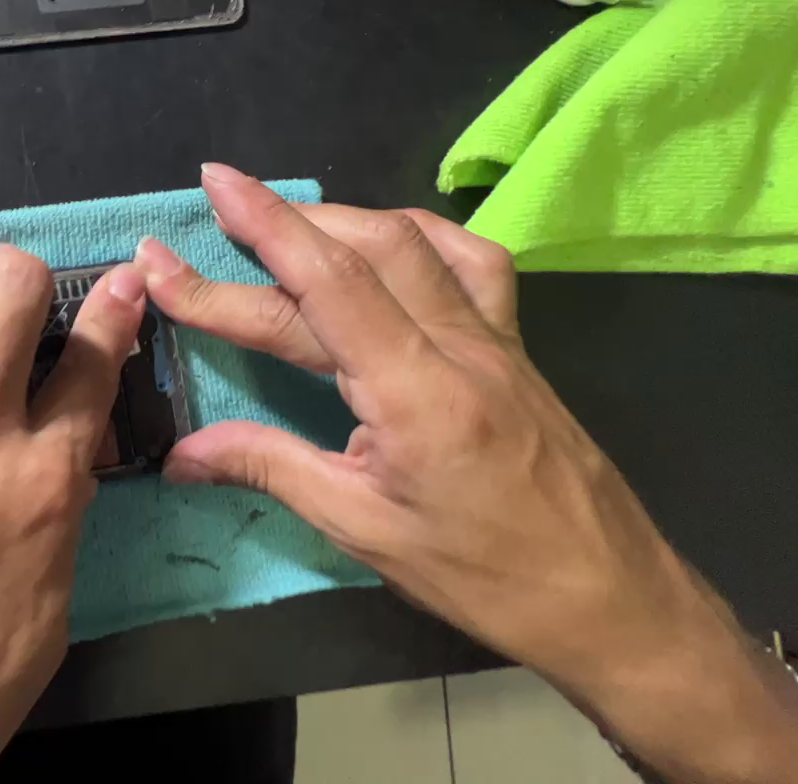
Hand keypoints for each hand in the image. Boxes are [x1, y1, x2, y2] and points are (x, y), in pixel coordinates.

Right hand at [134, 164, 797, 783]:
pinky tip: (380, 238)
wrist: (617, 605)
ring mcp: (495, 338)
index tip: (208, 191)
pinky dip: (410, 232)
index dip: (260, 229)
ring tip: (277, 217)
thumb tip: (180, 454)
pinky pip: (468, 259)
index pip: (325, 285)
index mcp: (417, 393)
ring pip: (411, 241)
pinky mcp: (514, 343)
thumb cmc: (484, 575)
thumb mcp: (361, 528)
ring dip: (334, 217)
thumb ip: (267, 467)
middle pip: (360, 250)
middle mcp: (460, 345)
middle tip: (218, 197)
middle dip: (278, 215)